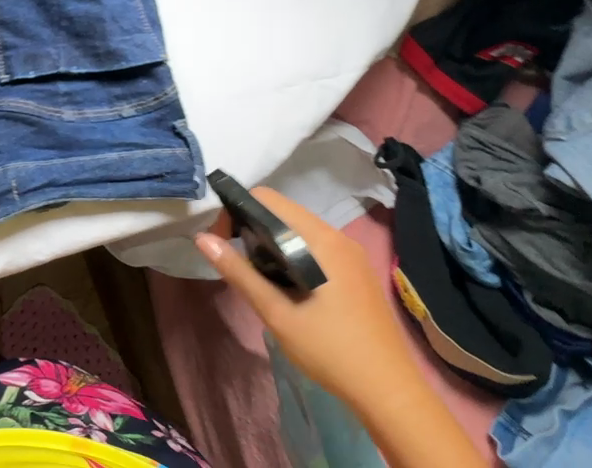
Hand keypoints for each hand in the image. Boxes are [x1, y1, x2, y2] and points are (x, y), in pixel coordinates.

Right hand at [195, 187, 418, 407]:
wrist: (390, 392)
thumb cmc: (330, 350)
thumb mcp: (276, 313)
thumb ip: (239, 272)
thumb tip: (201, 238)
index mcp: (321, 240)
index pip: (267, 200)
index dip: (237, 210)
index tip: (223, 240)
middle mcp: (338, 237)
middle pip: (283, 212)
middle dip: (252, 227)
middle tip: (236, 260)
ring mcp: (350, 254)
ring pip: (298, 230)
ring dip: (271, 242)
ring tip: (257, 275)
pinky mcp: (355, 271)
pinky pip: (314, 246)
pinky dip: (291, 253)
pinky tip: (285, 284)